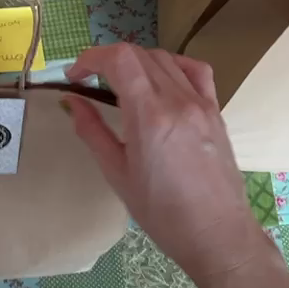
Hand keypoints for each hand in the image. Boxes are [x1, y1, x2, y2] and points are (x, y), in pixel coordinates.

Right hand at [64, 44, 276, 283]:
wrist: (216, 234)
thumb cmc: (161, 213)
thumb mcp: (117, 173)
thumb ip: (92, 130)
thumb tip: (71, 101)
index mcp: (149, 115)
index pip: (118, 59)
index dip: (90, 58)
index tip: (74, 77)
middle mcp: (177, 99)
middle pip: (138, 53)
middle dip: (106, 60)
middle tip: (88, 82)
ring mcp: (201, 102)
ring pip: (163, 58)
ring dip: (135, 62)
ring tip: (119, 83)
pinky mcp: (215, 110)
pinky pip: (195, 71)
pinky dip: (171, 65)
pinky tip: (159, 80)